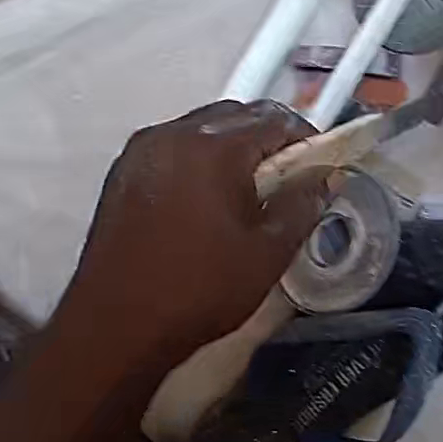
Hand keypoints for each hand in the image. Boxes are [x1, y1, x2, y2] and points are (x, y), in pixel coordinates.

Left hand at [59, 99, 328, 361]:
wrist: (116, 326)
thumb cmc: (199, 290)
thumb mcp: (267, 253)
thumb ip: (302, 205)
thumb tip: (326, 178)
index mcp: (213, 147)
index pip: (274, 119)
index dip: (306, 138)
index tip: (320, 166)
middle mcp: (172, 134)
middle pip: (234, 115)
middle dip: (268, 137)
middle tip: (288, 178)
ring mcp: (141, 151)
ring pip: (200, 128)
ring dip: (232, 146)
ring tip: (249, 189)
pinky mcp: (122, 172)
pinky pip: (173, 148)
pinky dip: (199, 159)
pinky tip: (207, 198)